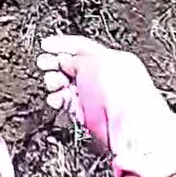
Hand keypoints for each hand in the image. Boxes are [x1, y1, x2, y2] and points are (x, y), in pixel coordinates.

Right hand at [35, 34, 166, 153]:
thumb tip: (64, 61)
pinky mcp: (92, 119)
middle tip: (43, 64)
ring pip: (70, 86)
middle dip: (56, 64)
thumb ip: (74, 58)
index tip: (46, 45)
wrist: (131, 132)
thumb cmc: (122, 94)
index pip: (83, 47)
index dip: (62, 44)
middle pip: (74, 66)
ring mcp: (100, 99)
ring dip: (56, 83)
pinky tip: (55, 100)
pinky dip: (60, 101)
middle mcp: (108, 78)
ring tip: (51, 83)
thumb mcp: (92, 62)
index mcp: (114, 59)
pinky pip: (70, 106)